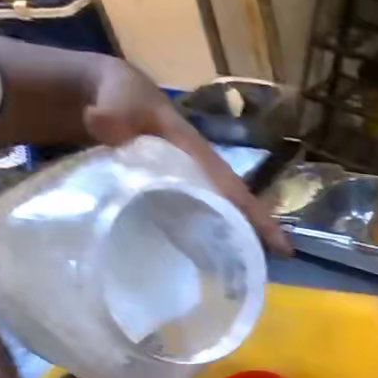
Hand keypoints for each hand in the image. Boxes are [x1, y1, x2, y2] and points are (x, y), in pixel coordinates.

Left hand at [80, 56, 293, 256]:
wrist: (94, 96)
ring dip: (224, 248)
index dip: (257, 217)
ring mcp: (177, 188)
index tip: (283, 246)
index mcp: (195, 152)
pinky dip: (189, 246)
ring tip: (237, 283)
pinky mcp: (156, 198)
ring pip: (209, 221)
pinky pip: (180, 225)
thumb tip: (104, 126)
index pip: (232, 188)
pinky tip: (192, 273)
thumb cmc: (118, 95)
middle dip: (250, 240)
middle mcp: (194, 174)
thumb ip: (114, 109)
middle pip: (230, 211)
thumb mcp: (117, 95)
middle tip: (263, 276)